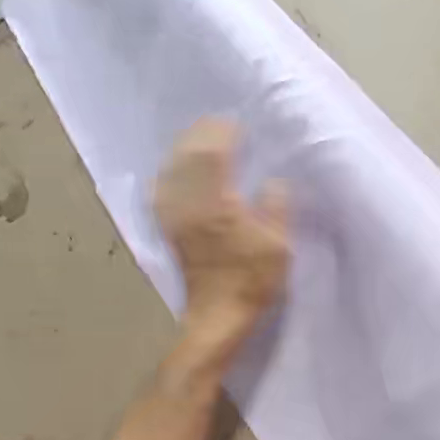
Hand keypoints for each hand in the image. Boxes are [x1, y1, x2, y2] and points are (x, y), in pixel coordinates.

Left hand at [156, 118, 290, 352]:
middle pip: (188, 156)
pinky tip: (175, 171)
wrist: (217, 317)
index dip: (223, 132)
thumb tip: (272, 182)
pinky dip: (169, 174)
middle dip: (202, 134)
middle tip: (220, 124)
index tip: (237, 123)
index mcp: (217, 204)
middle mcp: (189, 204)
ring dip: (184, 150)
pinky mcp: (169, 230)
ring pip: (172, 170)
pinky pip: (162, 191)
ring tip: (200, 139)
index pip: (213, 153)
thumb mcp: (278, 245)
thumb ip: (276, 207)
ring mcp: (174, 217)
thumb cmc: (251, 281)